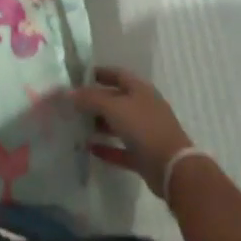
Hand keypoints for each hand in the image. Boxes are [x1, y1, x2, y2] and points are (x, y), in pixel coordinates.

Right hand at [70, 66, 194, 190]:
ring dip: (100, 125)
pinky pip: (122, 149)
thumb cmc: (144, 128)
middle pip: (117, 100)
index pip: (118, 74)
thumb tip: (68, 93)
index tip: (79, 77)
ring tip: (77, 125)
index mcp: (141, 91)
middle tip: (72, 104)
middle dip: (95, 101)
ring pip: (119, 125)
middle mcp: (144, 108)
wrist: (173, 168)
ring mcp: (146, 133)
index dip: (100, 73)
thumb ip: (90, 98)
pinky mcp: (144, 156)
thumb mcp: (114, 107)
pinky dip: (107, 148)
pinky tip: (90, 149)